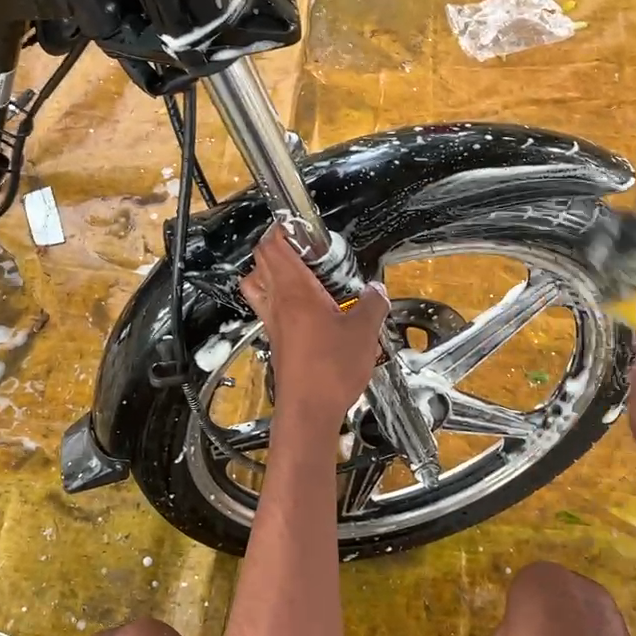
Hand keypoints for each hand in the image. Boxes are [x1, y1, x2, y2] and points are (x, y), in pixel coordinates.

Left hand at [239, 228, 389, 430]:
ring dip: (274, 272)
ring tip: (304, 274)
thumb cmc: (329, 371)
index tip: (302, 225)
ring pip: (259, 285)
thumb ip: (372, 304)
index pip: (273, 245)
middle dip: (279, 246)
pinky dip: (282, 299)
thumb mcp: (364, 331)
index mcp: (294, 291)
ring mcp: (273, 323)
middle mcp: (277, 303)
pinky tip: (309, 309)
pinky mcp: (276, 341)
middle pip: (262, 261)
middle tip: (308, 248)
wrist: (308, 411)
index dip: (282, 228)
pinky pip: (270, 308)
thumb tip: (376, 291)